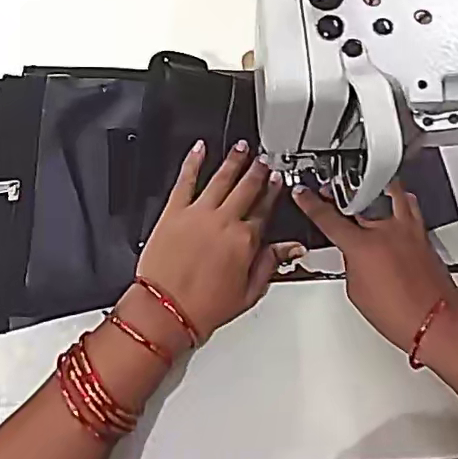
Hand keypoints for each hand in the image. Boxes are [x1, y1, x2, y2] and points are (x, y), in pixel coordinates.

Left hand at [134, 139, 304, 342]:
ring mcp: (199, 214)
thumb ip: (271, 264)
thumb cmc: (203, 307)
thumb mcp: (249, 291)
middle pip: (248, 188)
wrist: (166, 310)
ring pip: (222, 178)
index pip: (265, 210)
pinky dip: (193, 162)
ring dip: (234, 161)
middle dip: (259, 171)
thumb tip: (291, 249)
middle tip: (264, 160)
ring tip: (242, 148)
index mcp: (246, 241)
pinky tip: (199, 149)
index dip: (274, 192)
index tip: (278, 181)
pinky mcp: (174, 212)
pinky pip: (185, 180)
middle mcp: (225, 222)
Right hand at [293, 180, 457, 348]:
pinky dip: (400, 201)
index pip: (327, 217)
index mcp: (362, 245)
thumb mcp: (357, 291)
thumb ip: (351, 264)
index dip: (311, 203)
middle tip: (333, 196)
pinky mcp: (423, 233)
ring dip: (374, 190)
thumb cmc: (400, 314)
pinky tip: (395, 203)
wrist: (435, 322)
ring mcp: (407, 229)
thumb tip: (353, 254)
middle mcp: (386, 231)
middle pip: (357, 199)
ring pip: (389, 192)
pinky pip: (410, 205)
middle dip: (341, 196)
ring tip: (366, 191)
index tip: (304, 194)